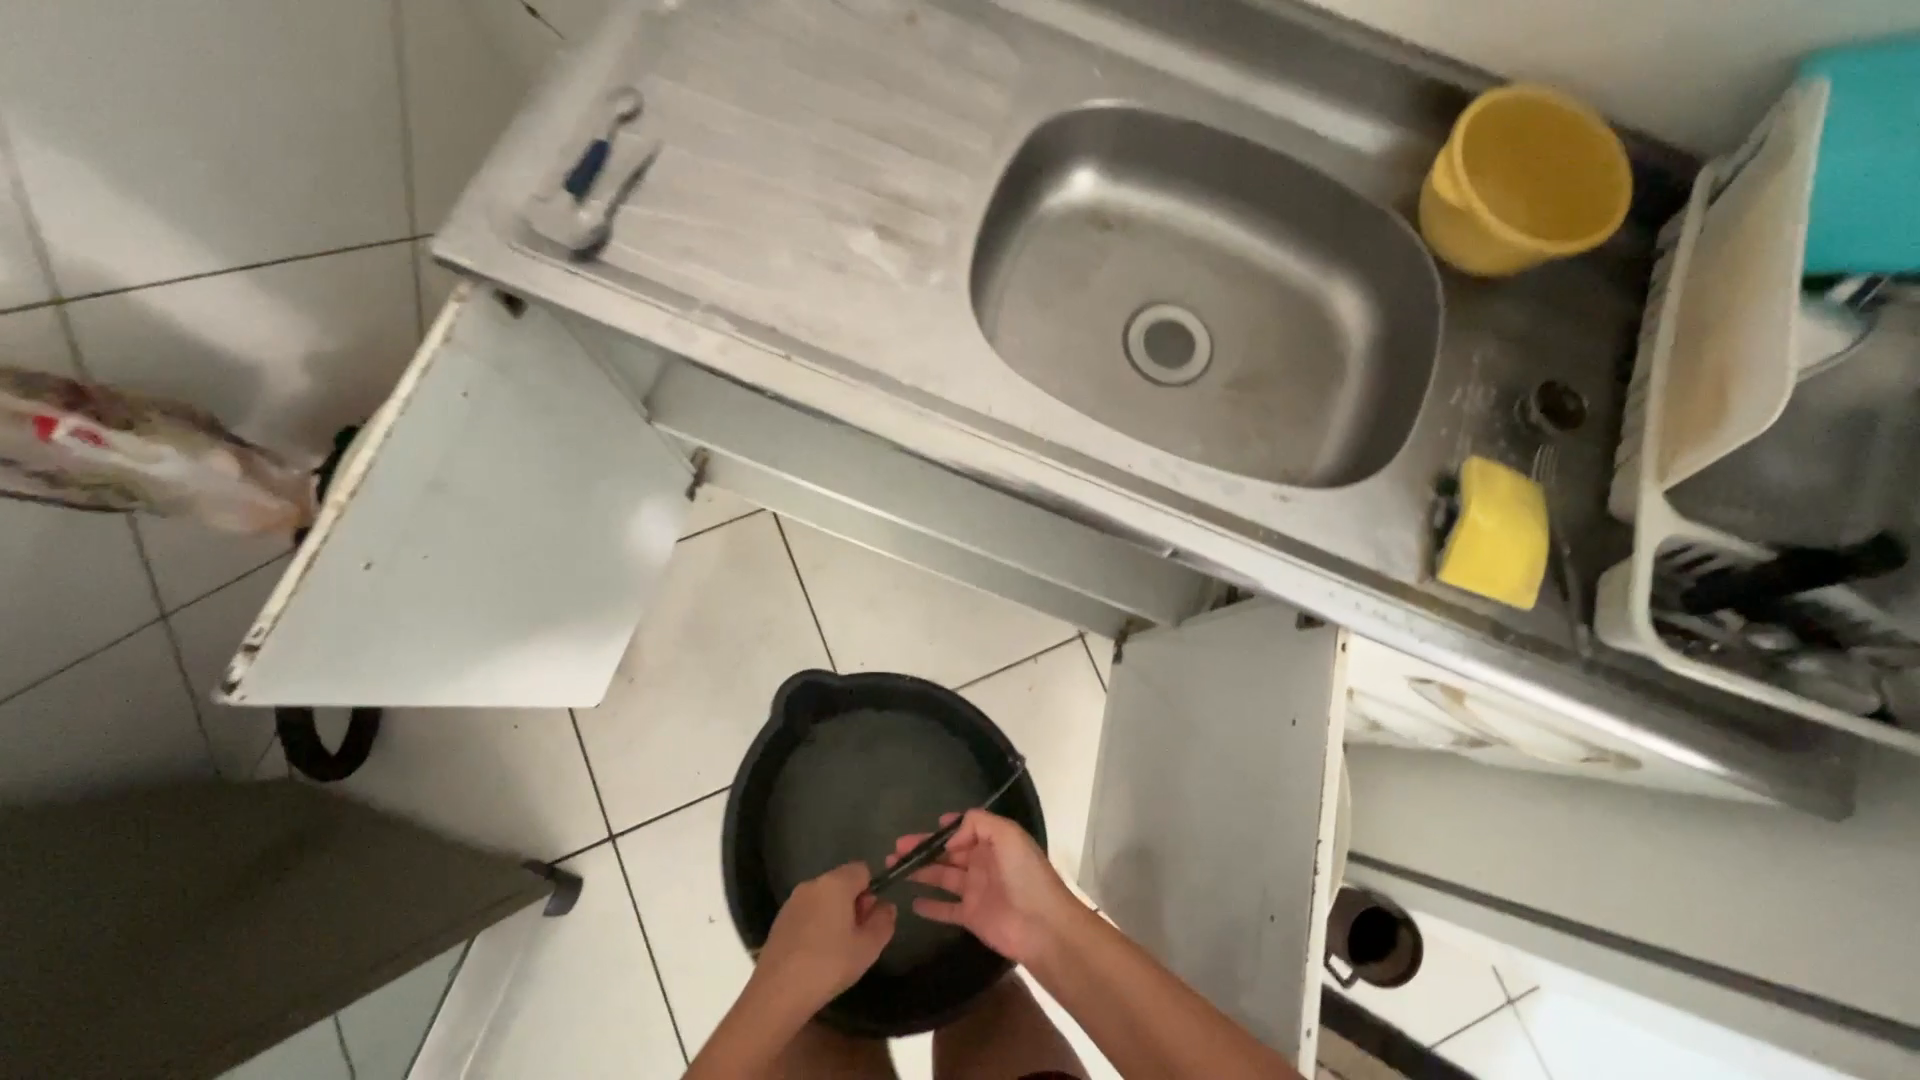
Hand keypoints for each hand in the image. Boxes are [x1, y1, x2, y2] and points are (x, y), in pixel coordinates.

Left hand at [753, 862, 896, 1013]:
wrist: (777, 994)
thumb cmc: (829, 965)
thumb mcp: (869, 947)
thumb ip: (883, 921)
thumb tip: (886, 906)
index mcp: (834, 883)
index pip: (862, 870)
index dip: (872, 891)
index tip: (868, 920)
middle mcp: (811, 884)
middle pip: (842, 883)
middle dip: (854, 904)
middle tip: (856, 938)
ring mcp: (792, 902)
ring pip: (824, 899)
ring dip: (835, 916)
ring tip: (836, 951)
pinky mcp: (779, 921)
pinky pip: (808, 913)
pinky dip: (816, 926)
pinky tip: (815, 956)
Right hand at [889, 809, 1082, 964]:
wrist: (1042, 925)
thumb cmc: (1025, 875)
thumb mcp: (1007, 835)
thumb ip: (978, 823)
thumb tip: (950, 836)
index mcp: (993, 842)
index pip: (965, 830)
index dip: (945, 828)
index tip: (927, 827)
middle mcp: (983, 864)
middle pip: (948, 853)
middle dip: (923, 848)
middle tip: (895, 848)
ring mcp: (976, 891)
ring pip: (942, 877)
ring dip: (920, 871)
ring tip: (894, 867)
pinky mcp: (971, 917)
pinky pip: (946, 909)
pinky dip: (930, 906)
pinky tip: (912, 902)